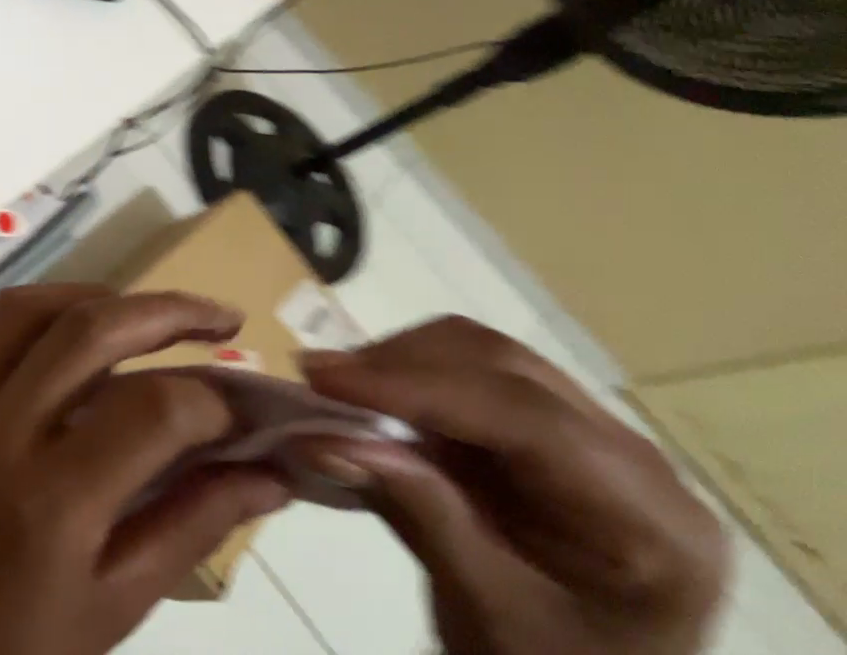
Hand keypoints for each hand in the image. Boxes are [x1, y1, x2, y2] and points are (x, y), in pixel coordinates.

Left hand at [0, 284, 289, 654]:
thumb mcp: (115, 603)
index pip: (152, 410)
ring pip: (21, 308)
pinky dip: (16, 308)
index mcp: (54, 501)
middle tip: (218, 319)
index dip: (212, 400)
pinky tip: (51, 326)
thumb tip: (270, 473)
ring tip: (137, 314)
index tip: (238, 410)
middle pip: (87, 330)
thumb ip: (191, 527)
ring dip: (89, 295)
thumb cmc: (15, 645)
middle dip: (166, 311)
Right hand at [299, 316, 729, 654]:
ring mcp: (593, 439)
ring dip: (402, 362)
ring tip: (335, 389)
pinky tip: (369, 400)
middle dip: (402, 363)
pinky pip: (472, 377)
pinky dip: (411, 377)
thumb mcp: (486, 610)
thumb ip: (420, 515)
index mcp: (652, 521)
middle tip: (315, 380)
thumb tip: (323, 436)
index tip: (322, 377)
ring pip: (485, 356)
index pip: (525, 418)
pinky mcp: (548, 432)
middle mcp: (634, 461)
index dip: (417, 387)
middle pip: (506, 368)